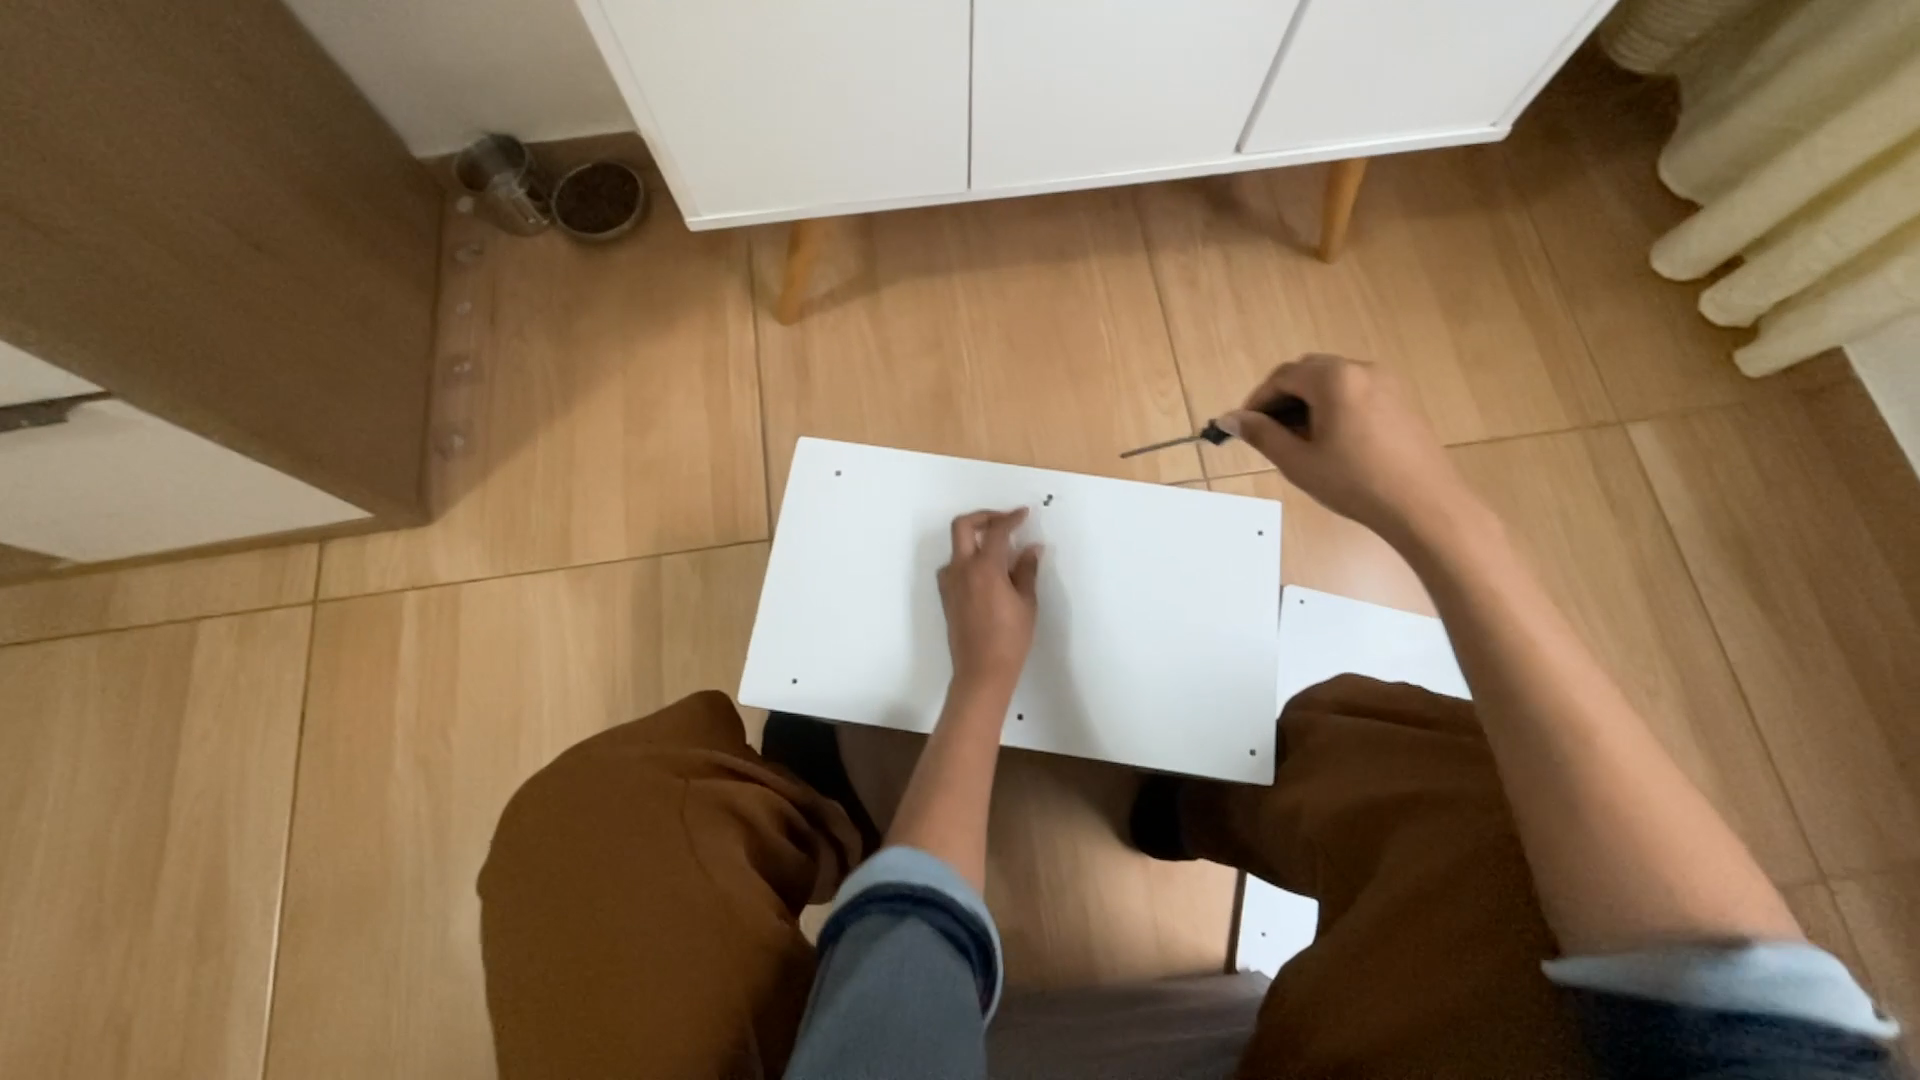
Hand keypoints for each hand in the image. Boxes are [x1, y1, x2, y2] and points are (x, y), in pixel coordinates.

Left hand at [937, 508, 1042, 698]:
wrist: (981, 671)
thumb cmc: (1010, 639)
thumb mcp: (1026, 603)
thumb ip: (1026, 571)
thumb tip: (1031, 548)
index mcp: (984, 568)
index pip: (997, 531)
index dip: (1011, 518)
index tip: (1023, 514)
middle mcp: (962, 570)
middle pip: (963, 526)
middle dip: (984, 517)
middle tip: (1004, 522)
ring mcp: (950, 583)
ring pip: (957, 547)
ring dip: (975, 540)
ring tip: (999, 551)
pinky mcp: (946, 596)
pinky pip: (954, 567)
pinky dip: (969, 560)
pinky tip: (988, 573)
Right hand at [1219, 354, 1479, 543]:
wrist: (1423, 504)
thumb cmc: (1353, 482)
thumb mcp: (1297, 461)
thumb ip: (1261, 434)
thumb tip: (1229, 418)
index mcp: (1334, 379)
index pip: (1282, 377)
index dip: (1257, 400)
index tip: (1244, 427)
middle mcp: (1361, 369)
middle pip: (1309, 372)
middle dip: (1283, 398)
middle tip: (1268, 433)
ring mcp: (1387, 382)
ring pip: (1333, 381)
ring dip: (1308, 402)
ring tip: (1299, 440)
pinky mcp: (1401, 400)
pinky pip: (1356, 391)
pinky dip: (1334, 406)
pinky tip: (1331, 441)